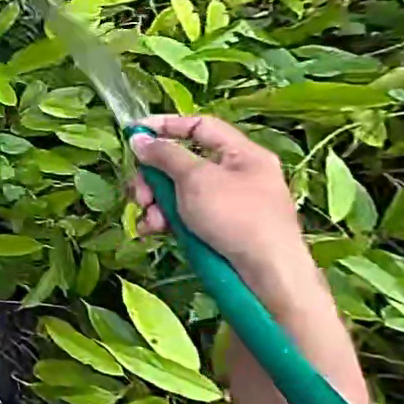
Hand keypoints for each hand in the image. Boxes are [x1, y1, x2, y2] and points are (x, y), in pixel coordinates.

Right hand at [126, 115, 320, 305]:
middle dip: (153, 176)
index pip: (199, 126)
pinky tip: (153, 231)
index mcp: (242, 154)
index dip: (165, 126)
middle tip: (140, 192)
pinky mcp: (217, 230)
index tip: (135, 133)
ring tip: (149, 219)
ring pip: (177, 191)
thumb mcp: (196, 179)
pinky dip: (165, 220)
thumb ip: (165, 155)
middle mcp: (236, 175)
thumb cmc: (236, 217)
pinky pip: (183, 215)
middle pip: (181, 162)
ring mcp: (227, 204)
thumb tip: (138, 138)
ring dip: (155, 202)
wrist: (268, 277)